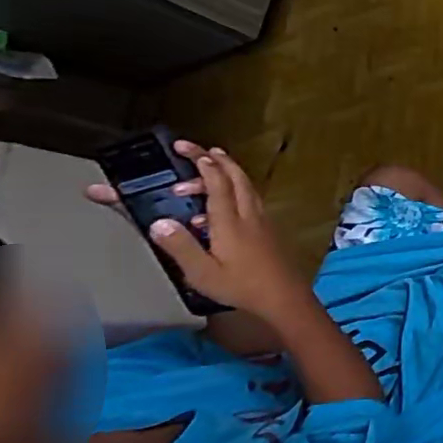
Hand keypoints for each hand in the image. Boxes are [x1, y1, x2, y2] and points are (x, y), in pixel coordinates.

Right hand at [88, 141, 303, 318]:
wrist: (283, 294)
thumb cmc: (240, 285)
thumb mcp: (201, 271)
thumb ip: (180, 246)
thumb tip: (159, 221)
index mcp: (232, 224)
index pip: (219, 187)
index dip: (207, 167)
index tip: (192, 152)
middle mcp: (250, 215)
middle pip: (237, 179)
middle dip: (217, 160)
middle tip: (195, 148)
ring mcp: (262, 220)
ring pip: (246, 188)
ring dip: (228, 172)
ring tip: (209, 163)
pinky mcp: (267, 227)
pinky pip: (249, 200)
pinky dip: (234, 189)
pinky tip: (217, 203)